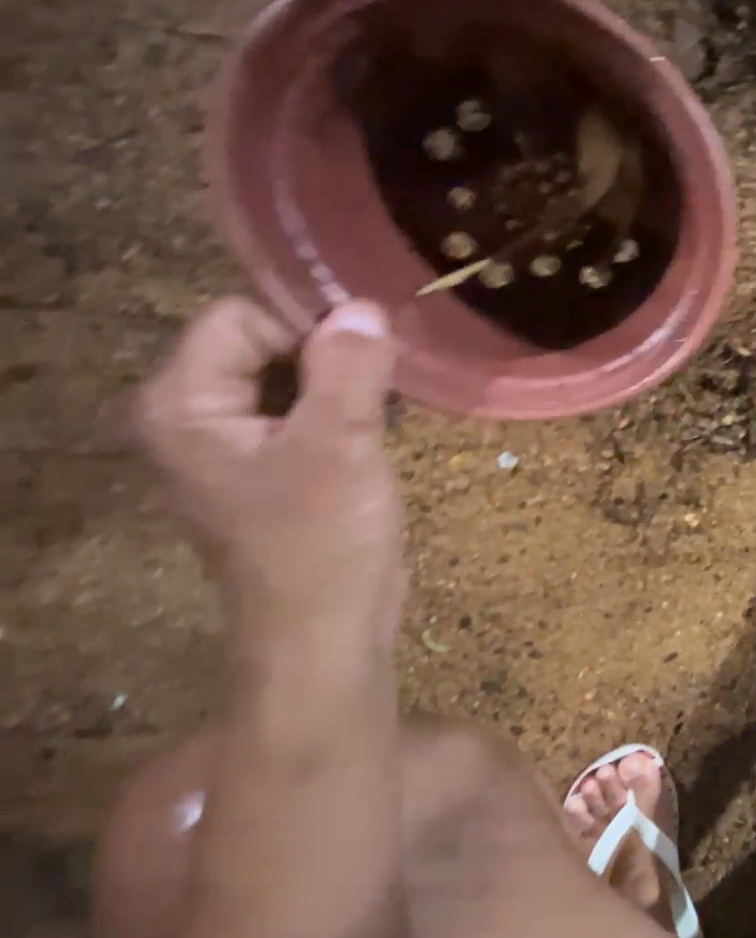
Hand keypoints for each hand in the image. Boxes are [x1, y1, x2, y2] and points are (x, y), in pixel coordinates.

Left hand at [139, 298, 403, 651]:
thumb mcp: (340, 446)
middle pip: (261, 344)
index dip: (307, 326)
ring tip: (389, 408)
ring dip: (344, 385)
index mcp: (183, 405)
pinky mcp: (271, 471)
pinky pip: (303, 415)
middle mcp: (194, 418)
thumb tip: (365, 307)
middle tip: (388, 382)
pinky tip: (379, 433)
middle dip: (330, 354)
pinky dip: (344, 413)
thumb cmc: (322, 540)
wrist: (325, 630)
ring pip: (288, 380)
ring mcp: (232, 447)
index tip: (372, 355)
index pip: (240, 318)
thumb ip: (349, 369)